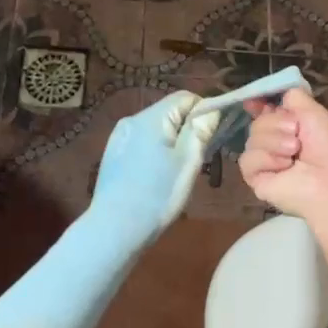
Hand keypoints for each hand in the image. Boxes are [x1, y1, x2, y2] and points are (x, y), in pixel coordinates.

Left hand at [87, 90, 218, 243]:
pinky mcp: (113, 154)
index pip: (185, 97)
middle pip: (169, 112)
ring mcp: (119, 137)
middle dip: (187, 128)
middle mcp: (132, 120)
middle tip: (197, 158)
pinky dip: (155, 150)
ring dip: (172, 141)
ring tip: (177, 170)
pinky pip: (142, 142)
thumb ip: (200, 130)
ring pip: (156, 128)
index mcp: (151, 118)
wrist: (114, 229)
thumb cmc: (157, 196)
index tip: (213, 136)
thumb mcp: (188, 162)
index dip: (204, 111)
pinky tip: (156, 176)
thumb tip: (212, 108)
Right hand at [238, 89, 327, 222]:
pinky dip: (266, 159)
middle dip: (275, 124)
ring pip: (250, 140)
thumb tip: (277, 96)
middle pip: (256, 123)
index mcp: (291, 126)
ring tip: (293, 153)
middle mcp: (277, 143)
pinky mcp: (257, 180)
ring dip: (274, 141)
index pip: (265, 111)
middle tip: (296, 134)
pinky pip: (247, 160)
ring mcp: (266, 162)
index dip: (258, 105)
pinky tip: (284, 167)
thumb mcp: (314, 111)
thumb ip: (292, 97)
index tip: (254, 102)